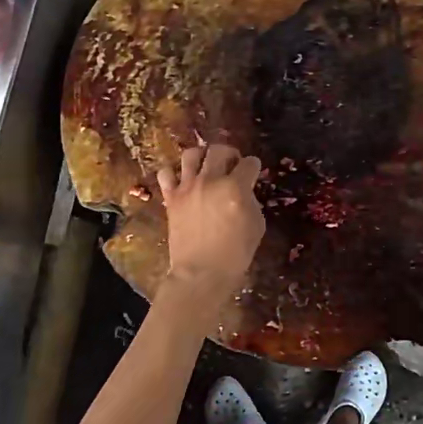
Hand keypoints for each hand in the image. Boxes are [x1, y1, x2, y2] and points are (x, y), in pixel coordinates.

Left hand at [157, 144, 264, 296]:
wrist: (202, 273)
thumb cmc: (235, 254)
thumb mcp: (256, 225)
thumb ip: (251, 201)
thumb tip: (244, 191)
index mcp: (236, 188)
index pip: (249, 164)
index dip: (253, 166)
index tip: (253, 170)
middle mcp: (211, 181)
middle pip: (219, 150)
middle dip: (230, 154)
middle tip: (232, 164)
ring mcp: (188, 187)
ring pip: (191, 154)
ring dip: (202, 155)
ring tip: (206, 165)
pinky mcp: (171, 198)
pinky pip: (166, 173)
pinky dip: (174, 173)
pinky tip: (182, 180)